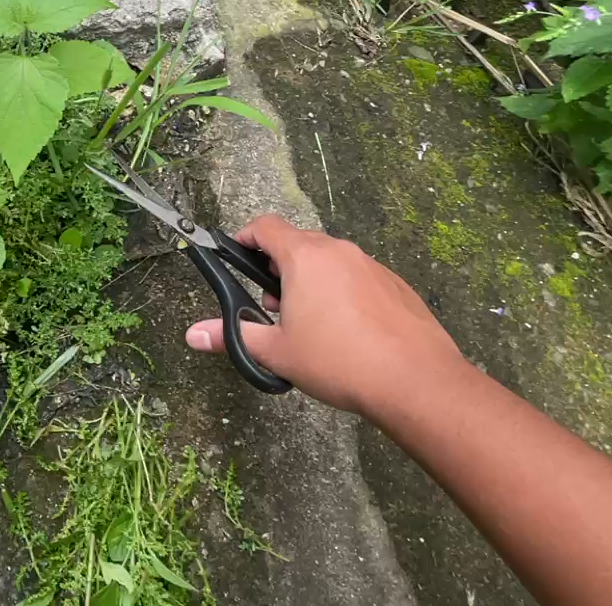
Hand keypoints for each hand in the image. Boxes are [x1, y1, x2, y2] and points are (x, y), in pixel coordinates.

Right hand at [184, 214, 466, 418]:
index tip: (237, 257)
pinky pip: (358, 277)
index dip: (245, 237)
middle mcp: (338, 251)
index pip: (265, 226)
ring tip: (310, 322)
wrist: (419, 384)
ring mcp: (372, 266)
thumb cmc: (339, 362)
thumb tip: (192, 335)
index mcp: (305, 257)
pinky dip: (343, 292)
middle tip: (274, 304)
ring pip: (330, 260)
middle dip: (278, 267)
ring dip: (311, 279)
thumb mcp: (277, 352)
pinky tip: (348, 331)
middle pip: (297, 242)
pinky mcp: (397, 286)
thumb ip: (233, 336)